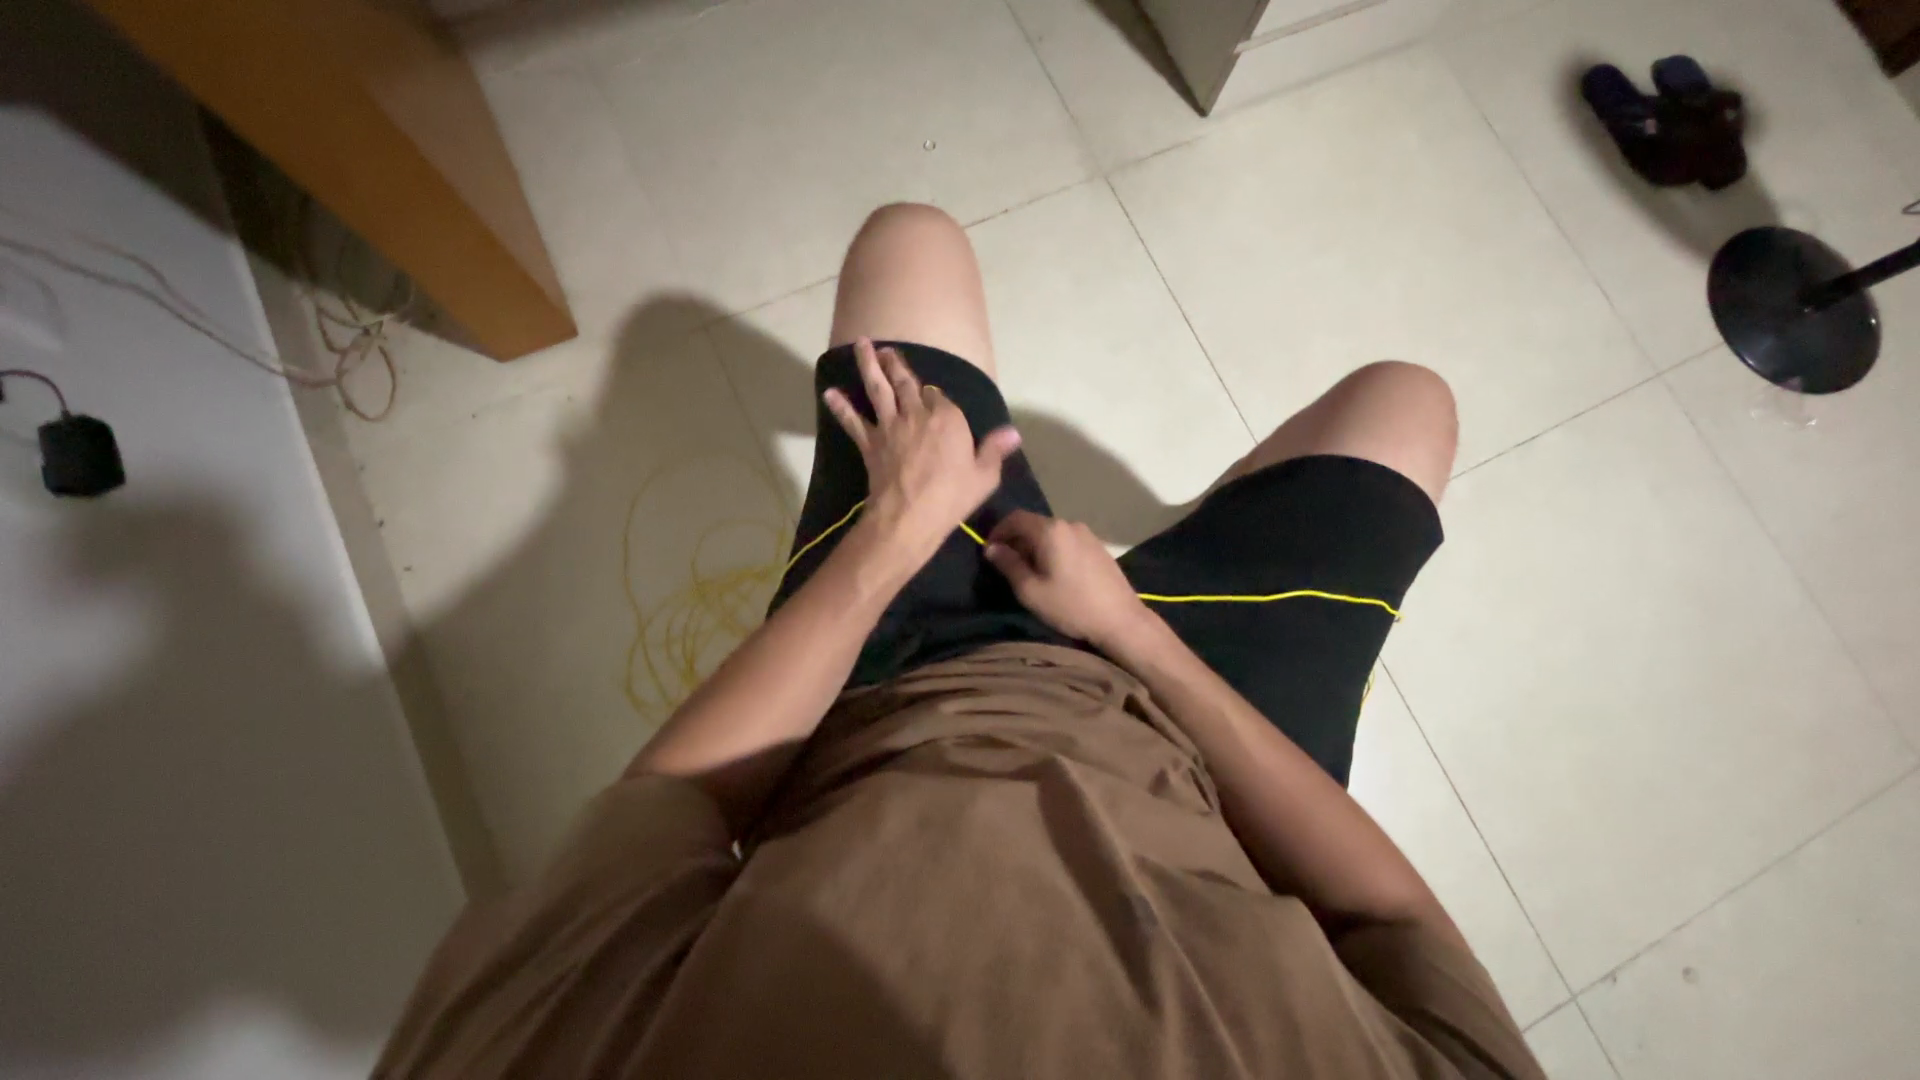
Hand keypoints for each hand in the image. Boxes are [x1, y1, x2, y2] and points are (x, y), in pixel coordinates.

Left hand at [823, 339, 1021, 568]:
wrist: (909, 516)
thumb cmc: (951, 497)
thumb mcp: (984, 476)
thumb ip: (995, 450)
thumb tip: (1013, 433)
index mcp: (948, 417)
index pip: (940, 396)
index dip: (936, 396)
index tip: (934, 398)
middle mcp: (917, 413)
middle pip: (906, 382)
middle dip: (896, 363)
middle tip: (886, 348)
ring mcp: (890, 426)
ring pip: (878, 389)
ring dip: (869, 365)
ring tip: (861, 346)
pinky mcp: (870, 443)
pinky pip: (853, 421)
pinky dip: (841, 406)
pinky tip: (830, 393)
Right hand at [984, 510, 1155, 648]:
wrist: (1121, 620)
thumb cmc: (1071, 606)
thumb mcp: (1030, 590)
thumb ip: (1008, 564)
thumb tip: (991, 548)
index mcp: (1051, 530)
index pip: (1015, 518)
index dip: (997, 532)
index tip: (989, 552)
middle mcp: (1069, 524)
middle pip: (1034, 524)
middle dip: (1015, 540)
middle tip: (1006, 566)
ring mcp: (1087, 534)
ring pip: (1051, 533)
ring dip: (1034, 546)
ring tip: (1028, 572)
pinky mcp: (1098, 547)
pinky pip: (1066, 541)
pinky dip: (1052, 550)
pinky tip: (1053, 573)